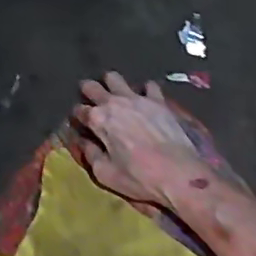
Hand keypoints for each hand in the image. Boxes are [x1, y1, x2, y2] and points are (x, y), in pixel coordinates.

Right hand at [72, 72, 208, 207]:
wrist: (178, 173)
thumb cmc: (140, 177)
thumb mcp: (106, 175)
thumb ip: (91, 155)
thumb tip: (83, 142)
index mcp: (98, 120)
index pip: (80, 111)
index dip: (77, 116)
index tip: (80, 123)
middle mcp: (113, 102)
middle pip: (92, 86)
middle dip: (87, 91)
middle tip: (91, 100)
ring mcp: (136, 97)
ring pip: (115, 78)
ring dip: (111, 85)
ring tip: (116, 95)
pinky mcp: (157, 99)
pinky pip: (148, 85)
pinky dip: (145, 91)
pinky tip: (146, 100)